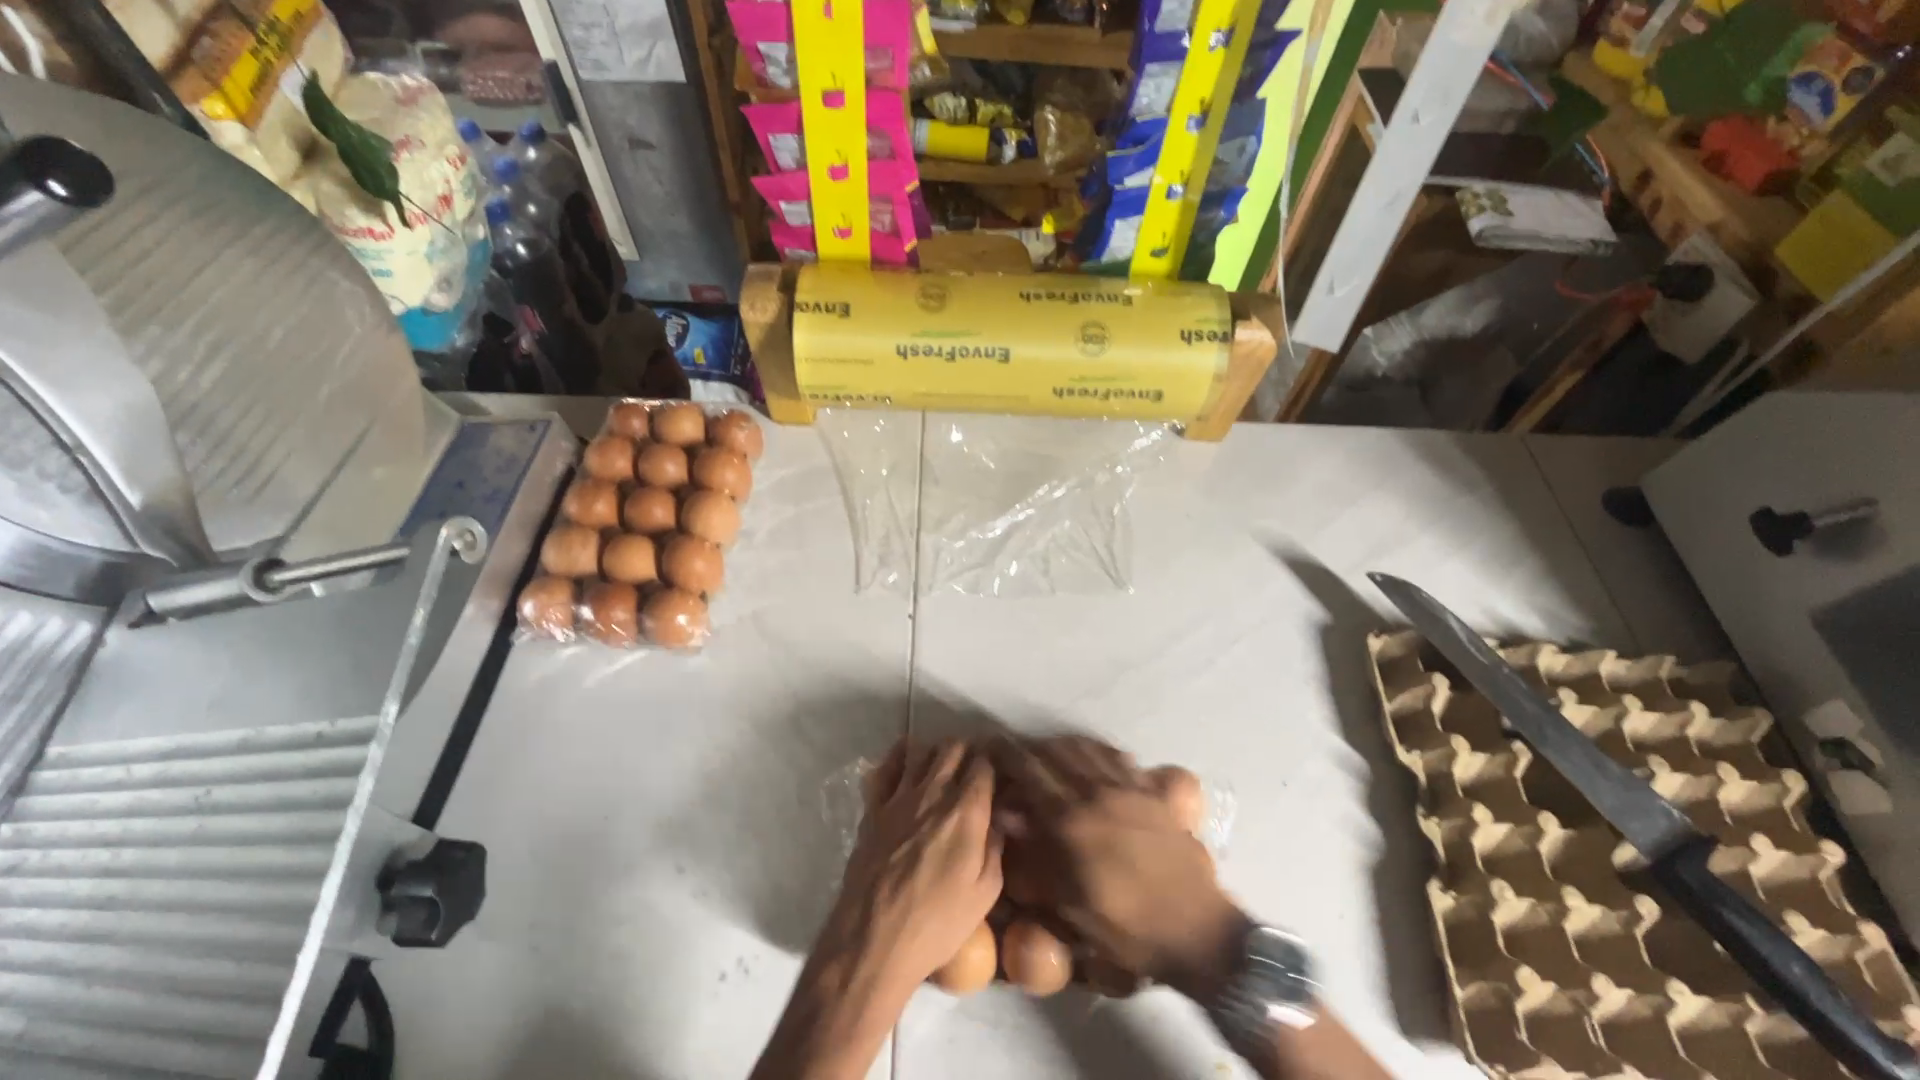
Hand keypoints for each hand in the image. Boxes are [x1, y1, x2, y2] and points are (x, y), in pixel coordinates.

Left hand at [825, 738, 1004, 990]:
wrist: (874, 940)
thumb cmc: (937, 923)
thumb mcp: (985, 893)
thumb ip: (995, 846)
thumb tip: (997, 819)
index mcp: (967, 812)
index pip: (985, 763)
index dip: (995, 763)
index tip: (1001, 773)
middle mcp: (933, 793)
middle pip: (953, 747)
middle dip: (968, 751)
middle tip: (975, 770)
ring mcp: (898, 797)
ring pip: (921, 750)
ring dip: (937, 752)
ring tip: (945, 768)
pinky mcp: (872, 808)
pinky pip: (886, 767)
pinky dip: (900, 757)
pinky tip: (907, 764)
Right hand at [990, 735, 1250, 998]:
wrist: (1194, 930)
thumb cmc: (1125, 927)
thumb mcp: (1069, 902)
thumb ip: (1036, 855)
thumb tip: (1008, 814)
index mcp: (1072, 820)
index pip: (1030, 771)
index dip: (1006, 755)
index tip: (988, 748)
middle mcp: (1098, 793)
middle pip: (1056, 752)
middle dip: (1030, 748)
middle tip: (1014, 754)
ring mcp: (1129, 789)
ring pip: (1087, 749)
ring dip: (1061, 746)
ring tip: (1047, 753)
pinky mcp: (1153, 794)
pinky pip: (1119, 758)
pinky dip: (1096, 751)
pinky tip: (1091, 760)